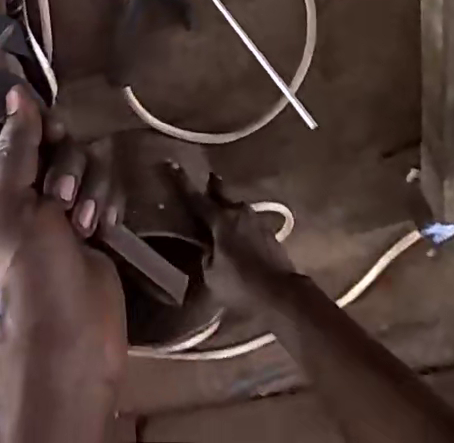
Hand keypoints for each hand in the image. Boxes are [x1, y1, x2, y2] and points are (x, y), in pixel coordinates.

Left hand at [0, 87, 125, 439]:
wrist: (68, 355)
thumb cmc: (23, 285)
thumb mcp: (6, 213)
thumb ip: (15, 149)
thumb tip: (15, 93)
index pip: (8, 139)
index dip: (31, 128)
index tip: (49, 131)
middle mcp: (23, 201)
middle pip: (55, 144)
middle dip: (65, 164)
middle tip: (60, 195)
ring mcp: (60, 215)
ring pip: (85, 164)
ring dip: (88, 188)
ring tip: (82, 225)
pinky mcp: (93, 226)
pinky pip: (106, 189)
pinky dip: (106, 204)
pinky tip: (101, 230)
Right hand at [166, 164, 297, 305]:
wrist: (280, 290)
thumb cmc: (241, 282)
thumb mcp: (211, 274)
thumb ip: (206, 255)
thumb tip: (209, 248)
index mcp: (221, 220)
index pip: (196, 199)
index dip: (182, 182)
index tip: (172, 163)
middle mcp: (239, 212)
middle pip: (222, 195)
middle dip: (214, 187)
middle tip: (208, 179)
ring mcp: (256, 220)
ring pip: (237, 209)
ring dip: (229, 211)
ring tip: (222, 218)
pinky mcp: (269, 232)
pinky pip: (248, 223)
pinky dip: (240, 226)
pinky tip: (240, 238)